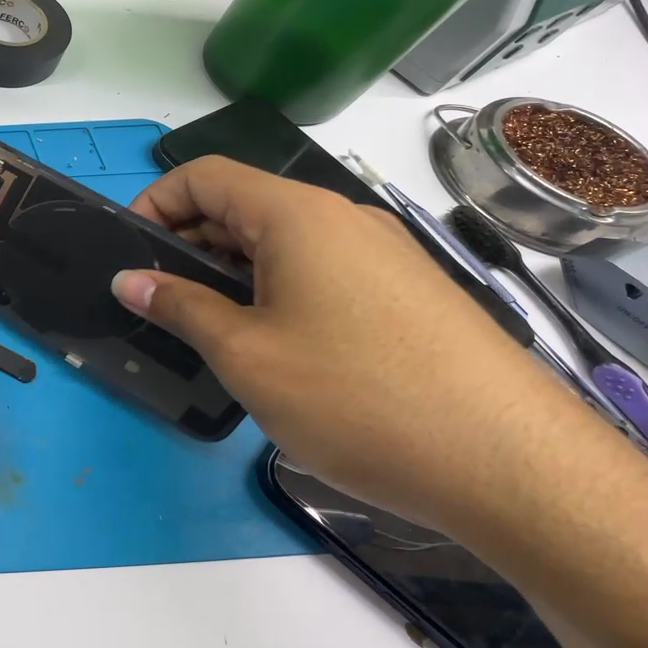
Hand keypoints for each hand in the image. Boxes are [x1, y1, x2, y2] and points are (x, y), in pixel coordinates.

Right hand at [111, 155, 549, 527]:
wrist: (518, 471)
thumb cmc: (357, 396)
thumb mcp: (245, 354)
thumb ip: (178, 306)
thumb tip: (130, 280)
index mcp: (298, 216)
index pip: (204, 176)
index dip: (154, 203)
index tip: (130, 252)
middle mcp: (344, 220)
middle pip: (244, 205)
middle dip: (190, 241)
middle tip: (161, 297)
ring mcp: (386, 256)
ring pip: (284, 241)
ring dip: (233, 269)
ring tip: (213, 326)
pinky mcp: (412, 295)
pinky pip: (324, 270)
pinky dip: (280, 289)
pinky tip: (277, 345)